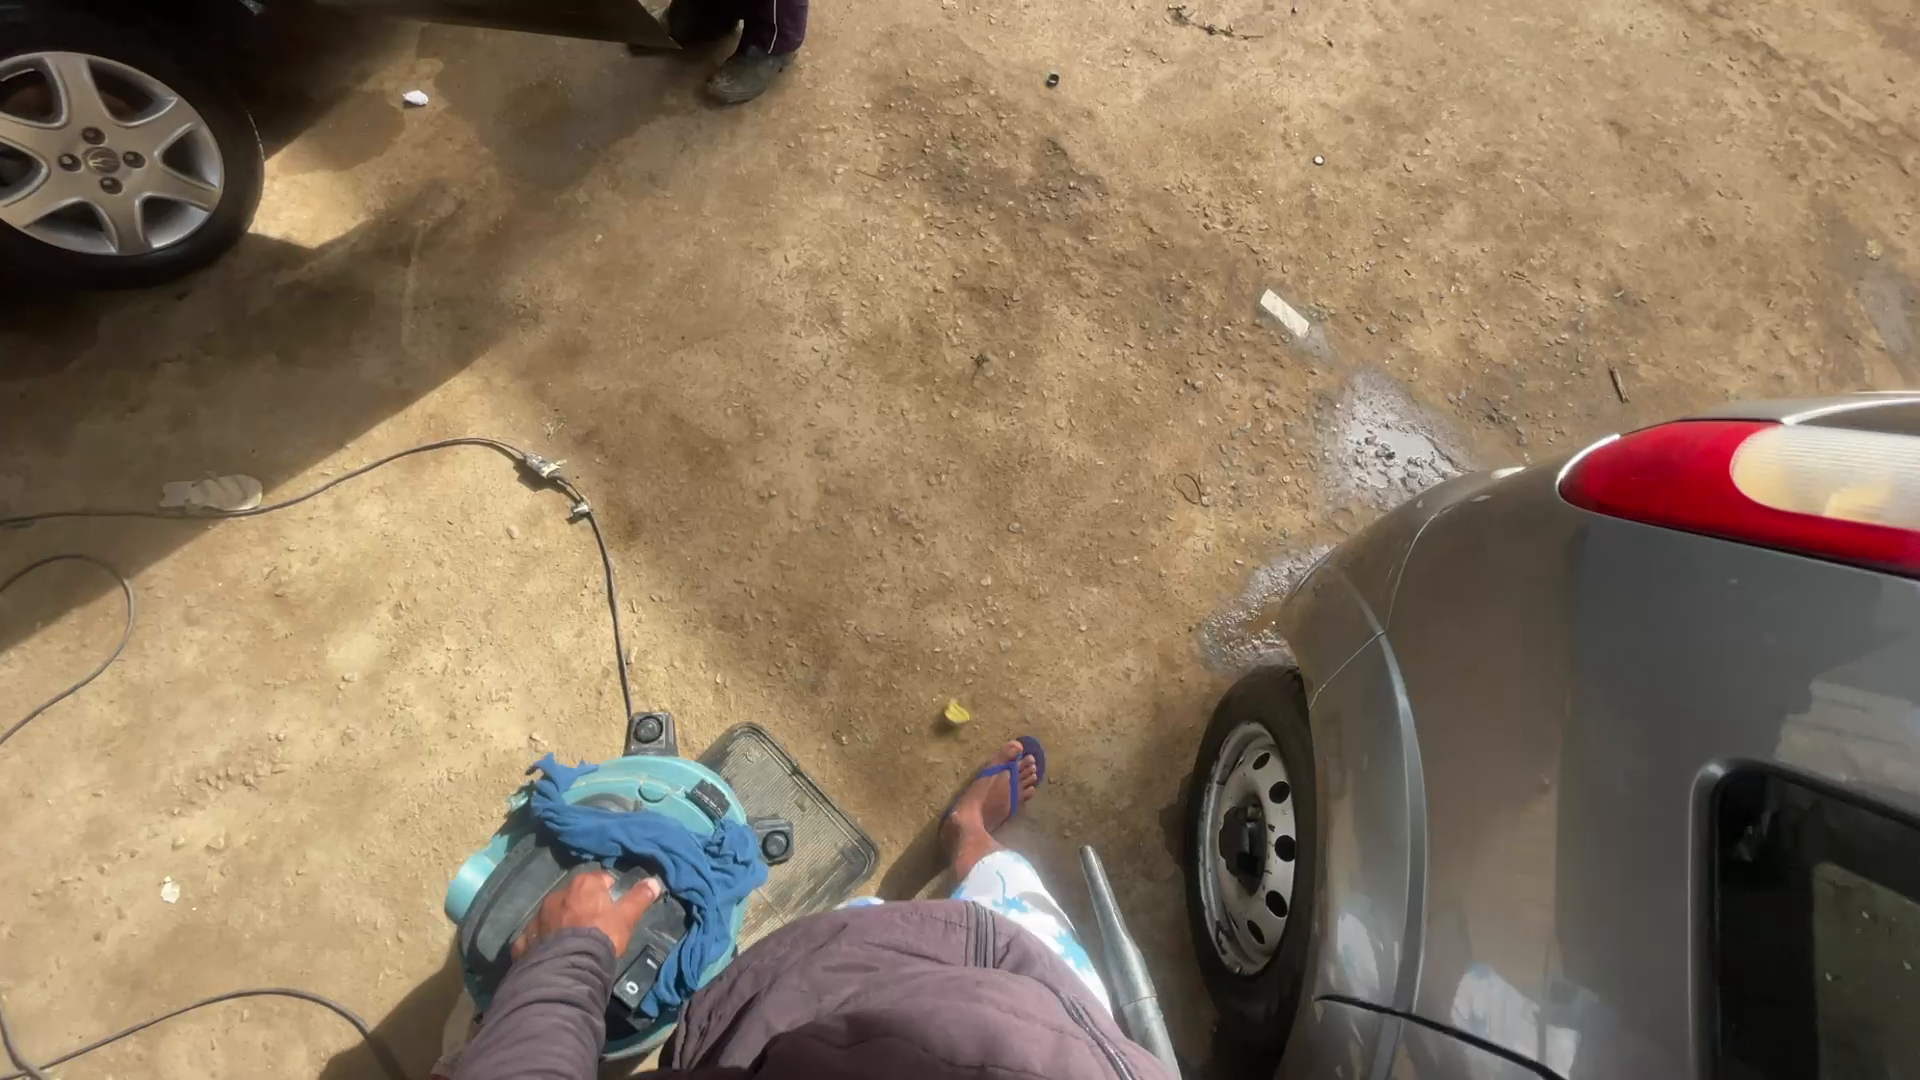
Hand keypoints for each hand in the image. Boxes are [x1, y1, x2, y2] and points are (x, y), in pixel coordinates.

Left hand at [513, 870, 663, 960]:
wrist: (565, 973)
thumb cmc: (600, 937)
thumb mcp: (627, 917)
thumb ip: (639, 898)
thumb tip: (654, 881)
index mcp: (583, 884)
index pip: (601, 880)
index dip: (610, 893)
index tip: (614, 909)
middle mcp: (557, 895)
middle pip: (575, 896)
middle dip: (583, 907)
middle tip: (594, 927)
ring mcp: (536, 919)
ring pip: (552, 915)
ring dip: (560, 923)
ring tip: (571, 944)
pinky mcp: (522, 943)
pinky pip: (534, 938)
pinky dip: (540, 942)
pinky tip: (549, 955)